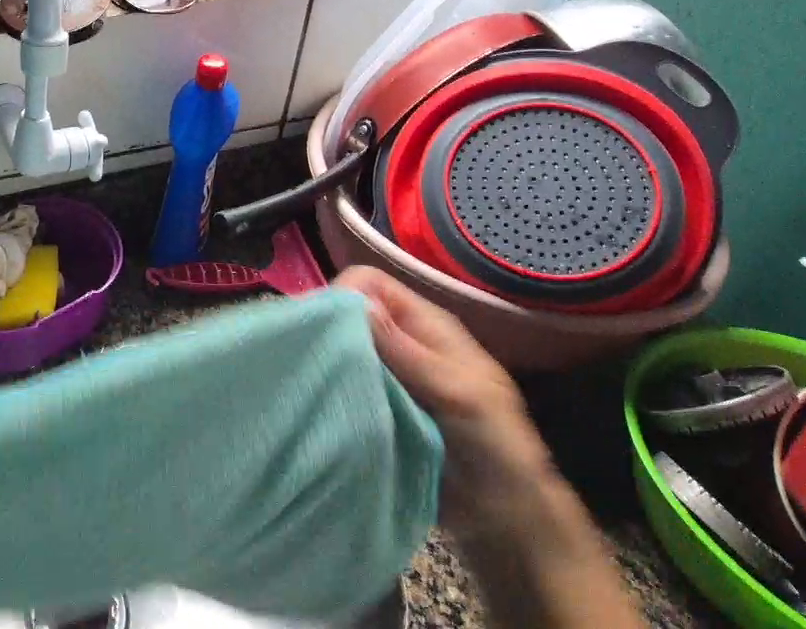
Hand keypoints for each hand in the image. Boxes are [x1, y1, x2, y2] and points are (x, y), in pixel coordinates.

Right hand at [335, 266, 645, 628]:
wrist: (507, 521)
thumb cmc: (497, 449)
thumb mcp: (461, 394)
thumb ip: (407, 350)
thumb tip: (353, 300)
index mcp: (427, 325)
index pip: (369, 283)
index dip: (341, 295)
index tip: (316, 328)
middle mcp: (401, 341)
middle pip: (348, 314)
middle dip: (325, 329)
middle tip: (299, 356)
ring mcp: (386, 376)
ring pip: (341, 350)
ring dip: (323, 362)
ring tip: (299, 380)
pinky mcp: (373, 407)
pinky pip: (341, 386)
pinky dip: (327, 390)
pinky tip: (312, 402)